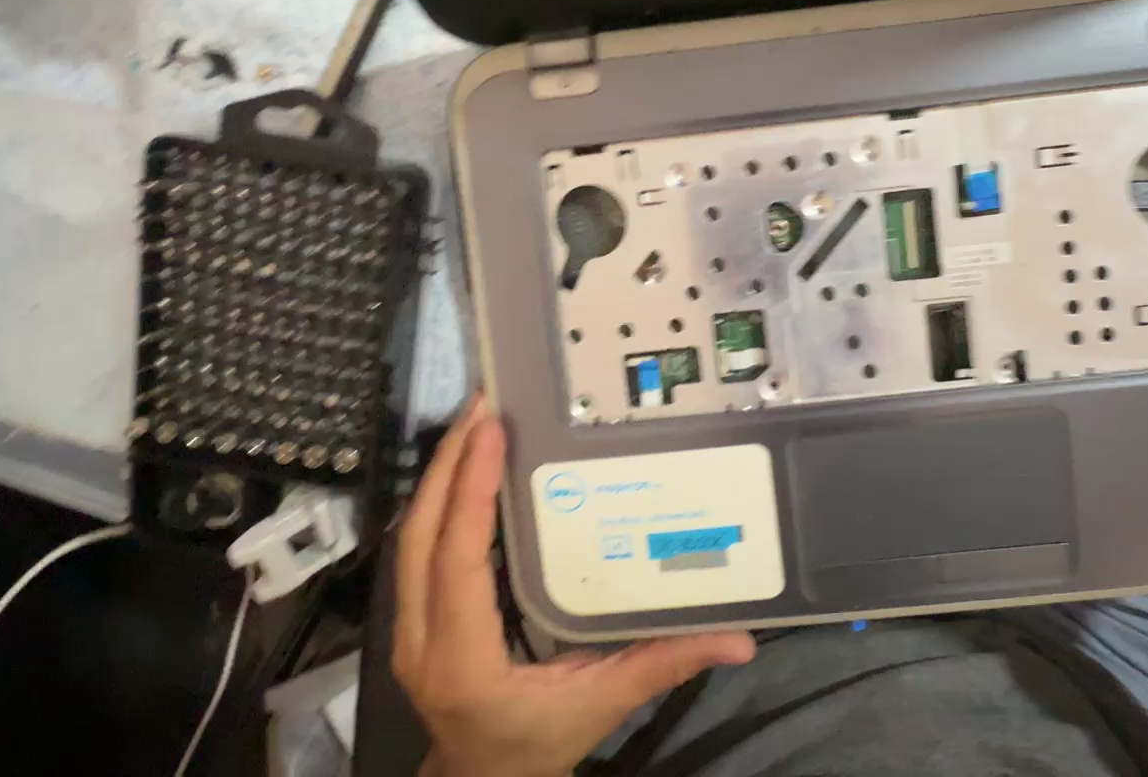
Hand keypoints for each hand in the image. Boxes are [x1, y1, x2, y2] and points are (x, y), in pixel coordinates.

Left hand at [392, 394, 755, 776]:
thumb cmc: (539, 746)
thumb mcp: (603, 705)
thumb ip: (663, 665)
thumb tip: (738, 641)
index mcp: (465, 659)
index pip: (458, 562)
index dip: (470, 493)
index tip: (489, 432)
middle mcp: (422, 637)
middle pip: (420, 535)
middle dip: (450, 462)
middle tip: (484, 404)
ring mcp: (408, 626)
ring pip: (411, 536)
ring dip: (442, 473)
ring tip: (477, 422)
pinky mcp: (414, 614)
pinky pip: (419, 546)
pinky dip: (441, 499)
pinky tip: (469, 467)